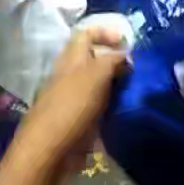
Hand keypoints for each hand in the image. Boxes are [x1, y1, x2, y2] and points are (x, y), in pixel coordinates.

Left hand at [7, 27, 130, 178]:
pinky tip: (125, 112)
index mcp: (72, 59)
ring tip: (135, 91)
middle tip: (136, 70)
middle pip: (94, 60)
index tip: (126, 43)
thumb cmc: (72, 107)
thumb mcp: (97, 75)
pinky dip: (112, 107)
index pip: (86, 34)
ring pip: (98, 84)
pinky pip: (99, 107)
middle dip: (115, 62)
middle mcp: (69, 75)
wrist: (48, 152)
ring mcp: (72, 99)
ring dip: (116, 86)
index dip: (105, 32)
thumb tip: (125, 56)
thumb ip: (113, 60)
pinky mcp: (77, 121)